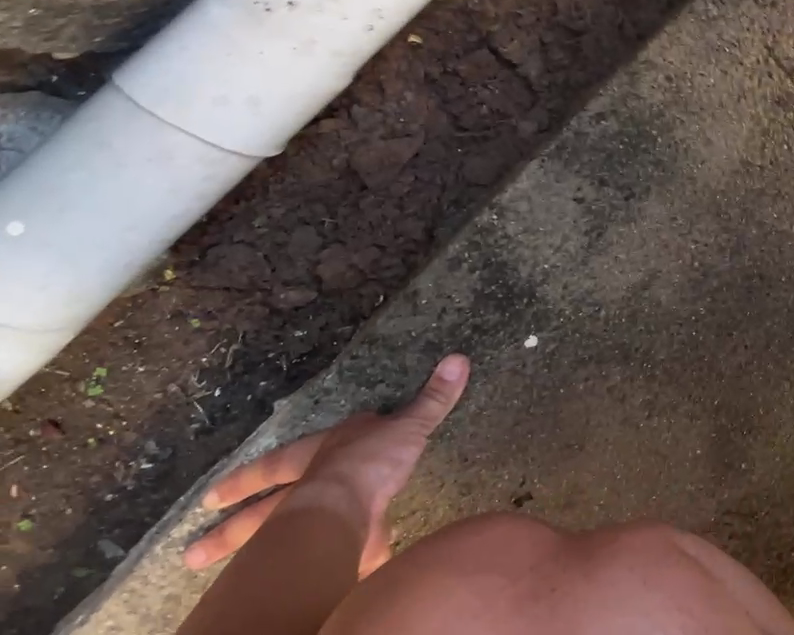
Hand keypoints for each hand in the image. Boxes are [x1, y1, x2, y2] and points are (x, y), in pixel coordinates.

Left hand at [184, 354, 468, 574]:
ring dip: (255, 552)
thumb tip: (458, 358)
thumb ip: (432, 399)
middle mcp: (308, 487)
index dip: (254, 474)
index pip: (281, 461)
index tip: (216, 494)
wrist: (350, 507)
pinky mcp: (330, 550)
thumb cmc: (370, 460)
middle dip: (232, 526)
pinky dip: (329, 567)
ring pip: (275, 537)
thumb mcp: (408, 424)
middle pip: (264, 507)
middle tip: (192, 552)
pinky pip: (328, 559)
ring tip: (223, 575)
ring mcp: (312, 521)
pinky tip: (334, 577)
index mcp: (322, 455)